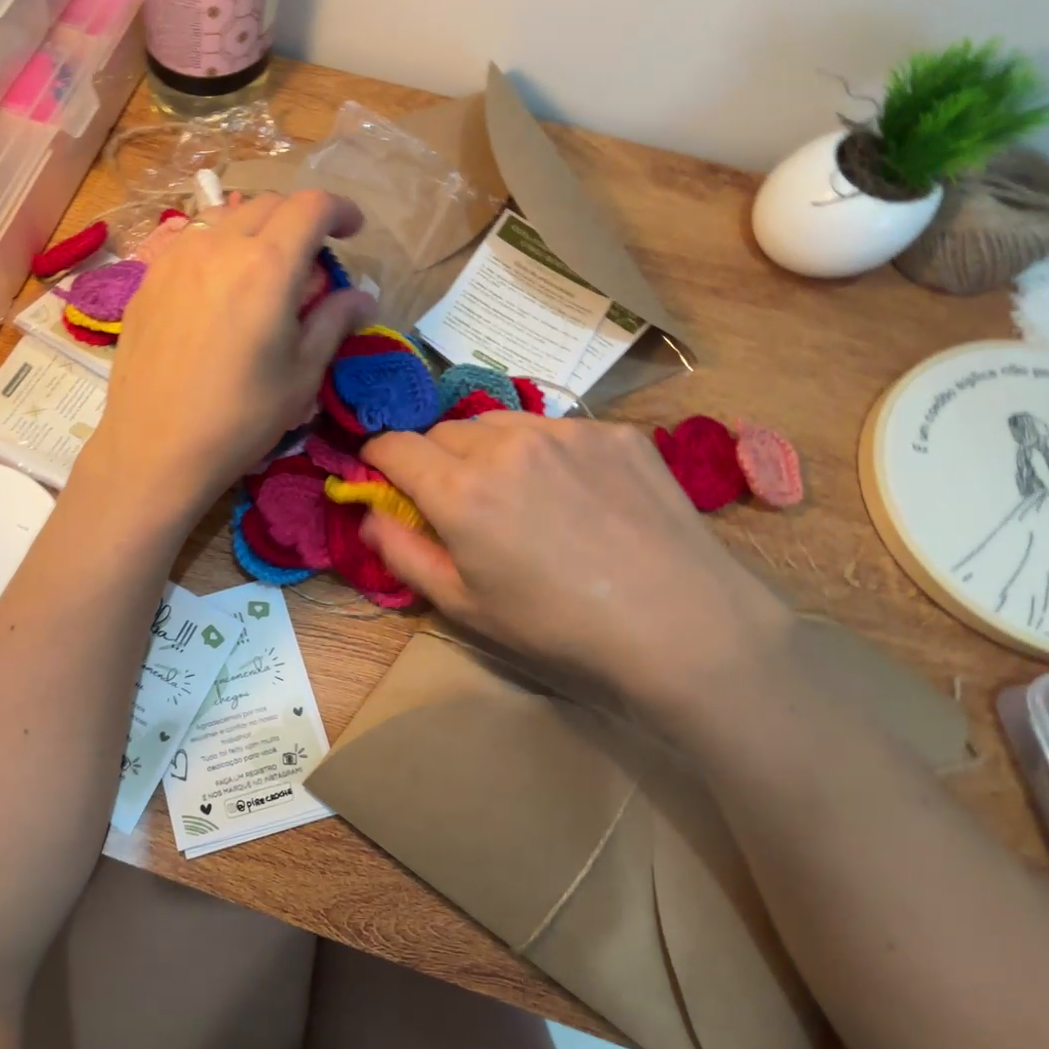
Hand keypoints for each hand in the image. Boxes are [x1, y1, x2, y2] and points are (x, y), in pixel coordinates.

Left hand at [78, 190, 376, 517]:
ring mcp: (175, 260)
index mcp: (267, 265)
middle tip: (310, 260)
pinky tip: (218, 290)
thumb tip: (361, 297)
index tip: (353, 231)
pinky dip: (216, 250)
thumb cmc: (239, 419)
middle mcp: (218, 246)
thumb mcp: (300, 376)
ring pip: (224, 219)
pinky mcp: (147, 281)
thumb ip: (333, 323)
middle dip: (298, 220)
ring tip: (262, 271)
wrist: (154, 448)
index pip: (312, 206)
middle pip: (267, 205)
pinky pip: (190, 245)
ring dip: (254, 231)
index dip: (340, 210)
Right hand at [361, 414, 793, 719]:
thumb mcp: (463, 605)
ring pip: (498, 422)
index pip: (393, 445)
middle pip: (442, 429)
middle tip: (452, 499)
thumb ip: (402, 553)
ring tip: (512, 491)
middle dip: (432, 457)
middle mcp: (505, 445)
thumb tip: (369, 515)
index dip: (377, 459)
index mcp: (459, 490)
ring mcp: (566, 432)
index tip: (382, 477)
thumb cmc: (556, 626)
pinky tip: (570, 492)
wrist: (679, 623)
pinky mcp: (616, 432)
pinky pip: (555, 428)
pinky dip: (541, 450)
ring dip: (484, 447)